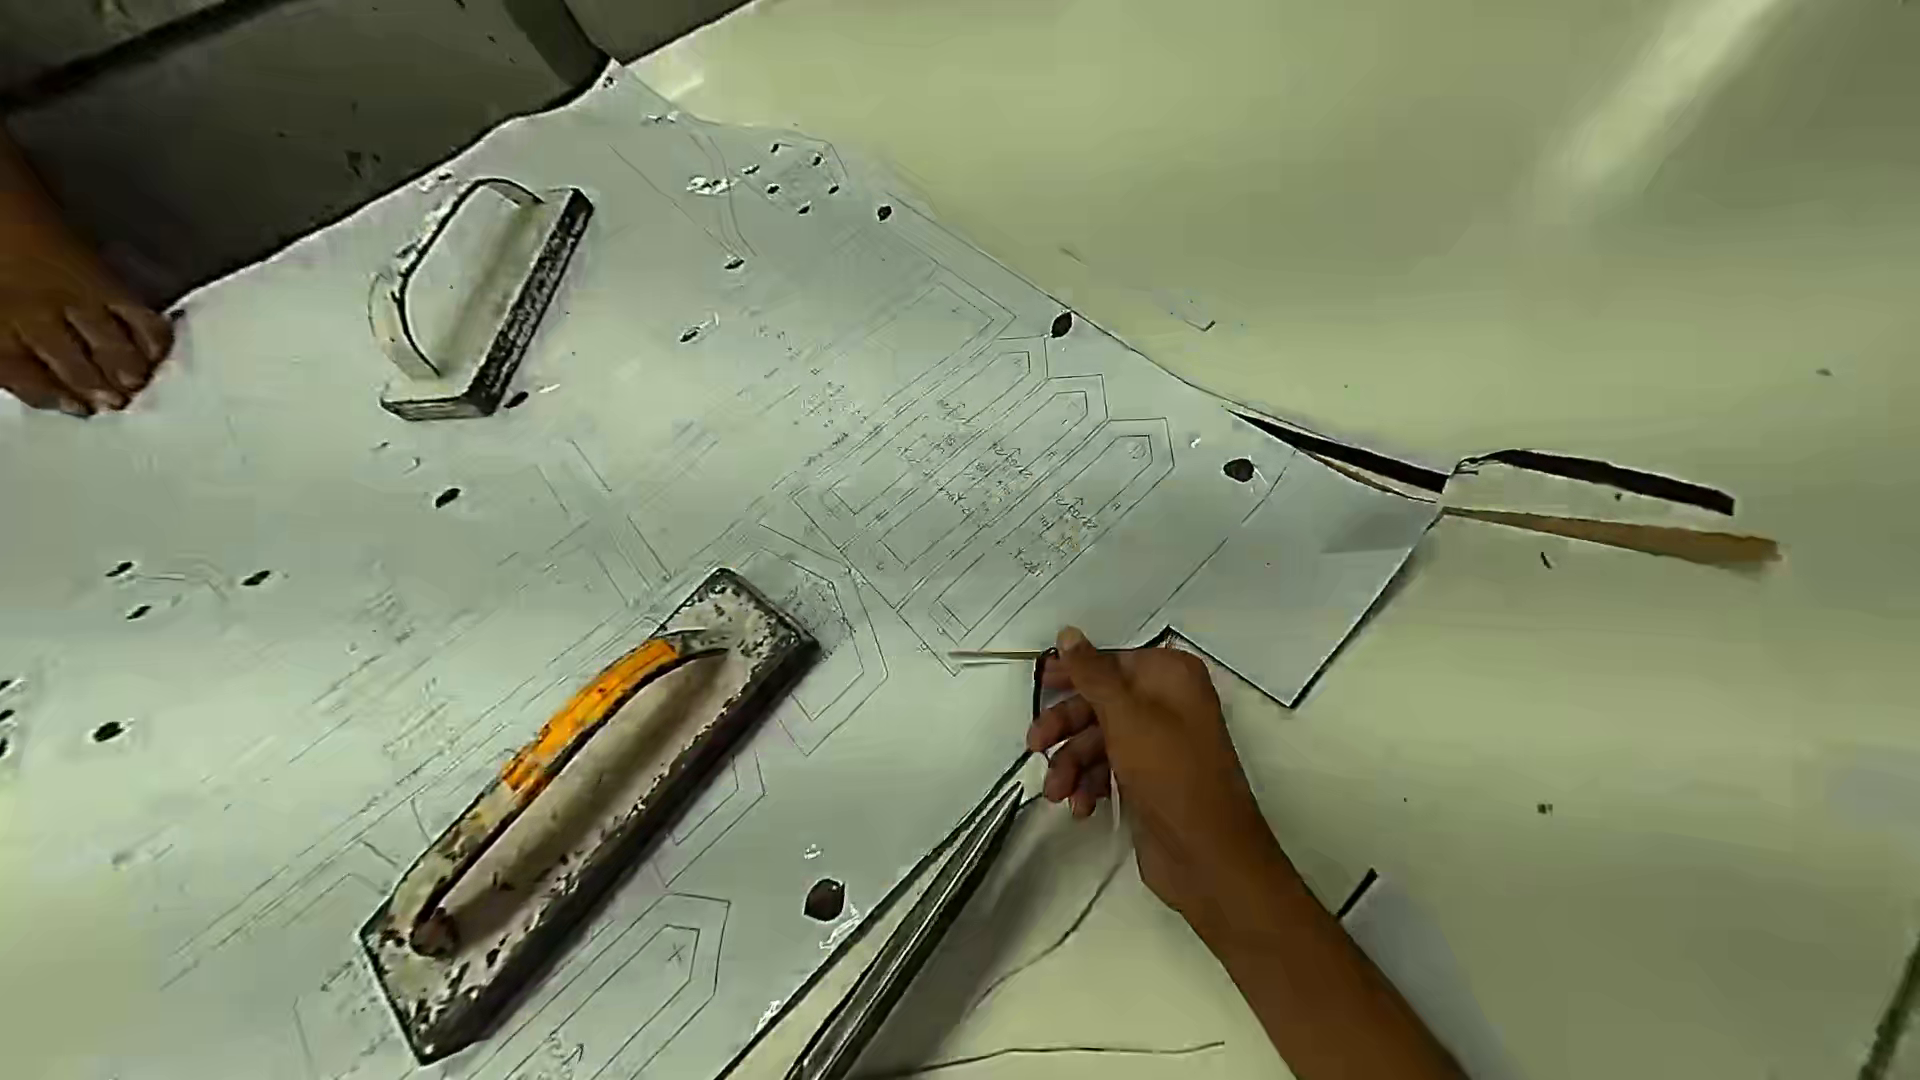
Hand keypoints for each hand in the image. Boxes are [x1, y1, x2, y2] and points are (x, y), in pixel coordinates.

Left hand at [0, 264, 171, 416]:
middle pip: (70, 363)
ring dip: (127, 371)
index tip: (68, 407)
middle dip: (92, 387)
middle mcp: (34, 313)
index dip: (43, 393)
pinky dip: (155, 341)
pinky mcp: (111, 286)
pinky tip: (160, 355)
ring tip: (138, 386)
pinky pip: (143, 321)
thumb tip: (29, 370)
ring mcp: (78, 299)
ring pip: (110, 347)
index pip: (16, 370)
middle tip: (113, 406)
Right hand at [1026, 626, 1286, 924]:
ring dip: (1072, 763)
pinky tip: (1080, 806)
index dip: (1072, 673)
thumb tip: (1068, 632)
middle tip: (1034, 745)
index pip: (1109, 662)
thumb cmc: (1169, 774)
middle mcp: (1165, 703)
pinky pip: (1108, 767)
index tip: (1040, 682)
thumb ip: (1092, 674)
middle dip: (1065, 727)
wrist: (1209, 860)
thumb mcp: (1125, 717)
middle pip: (1098, 702)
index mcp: (1169, 677)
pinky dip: (1090, 783)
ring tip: (1056, 791)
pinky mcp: (1147, 777)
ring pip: (1098, 738)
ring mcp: (1156, 742)